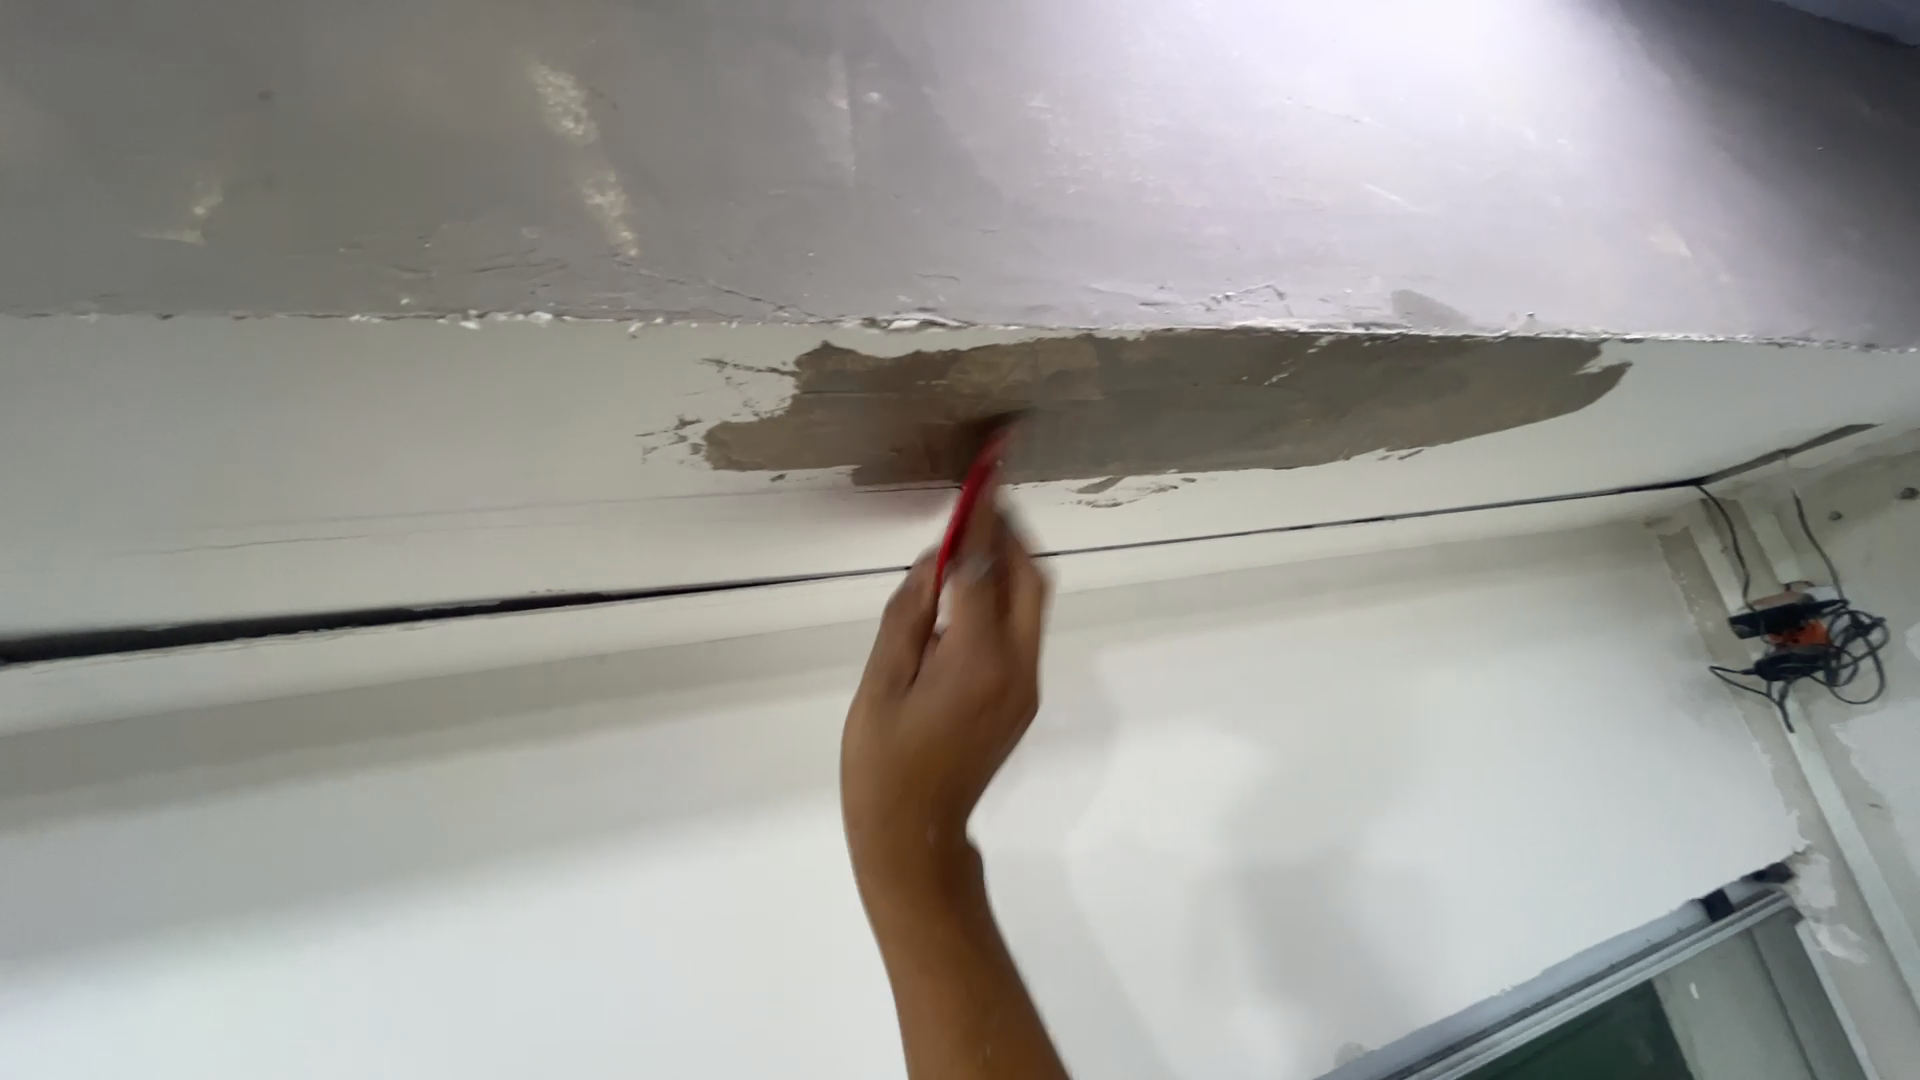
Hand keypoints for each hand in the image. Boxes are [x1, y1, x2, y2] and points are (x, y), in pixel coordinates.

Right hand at [841, 494, 1049, 898]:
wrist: (916, 833)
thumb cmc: (881, 762)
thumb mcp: (880, 682)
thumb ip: (909, 613)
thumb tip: (934, 561)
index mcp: (976, 661)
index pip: (984, 569)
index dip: (982, 518)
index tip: (987, 473)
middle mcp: (1017, 666)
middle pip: (1031, 578)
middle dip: (1010, 534)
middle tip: (975, 506)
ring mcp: (1028, 683)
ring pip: (1034, 601)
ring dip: (1010, 563)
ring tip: (968, 543)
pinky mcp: (1025, 695)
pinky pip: (1024, 627)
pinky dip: (1005, 596)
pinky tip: (967, 595)